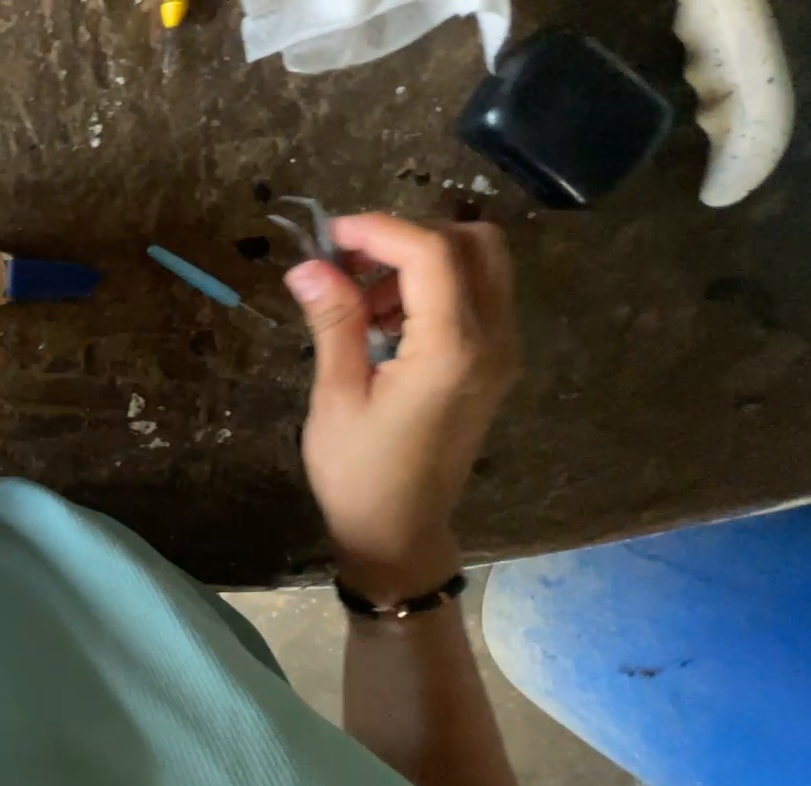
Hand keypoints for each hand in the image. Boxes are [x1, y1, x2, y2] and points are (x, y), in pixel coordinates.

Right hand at [285, 214, 519, 602]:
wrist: (398, 529)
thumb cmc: (356, 471)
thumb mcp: (335, 397)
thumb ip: (333, 324)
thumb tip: (308, 265)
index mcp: (452, 348)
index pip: (431, 254)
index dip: (379, 231)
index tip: (328, 236)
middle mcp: (494, 338)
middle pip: (472, 244)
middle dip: (406, 238)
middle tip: (347, 262)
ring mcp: (502, 350)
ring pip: (480, 266)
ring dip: (420, 262)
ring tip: (358, 301)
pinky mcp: (494, 363)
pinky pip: (477, 298)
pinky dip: (433, 289)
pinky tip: (384, 324)